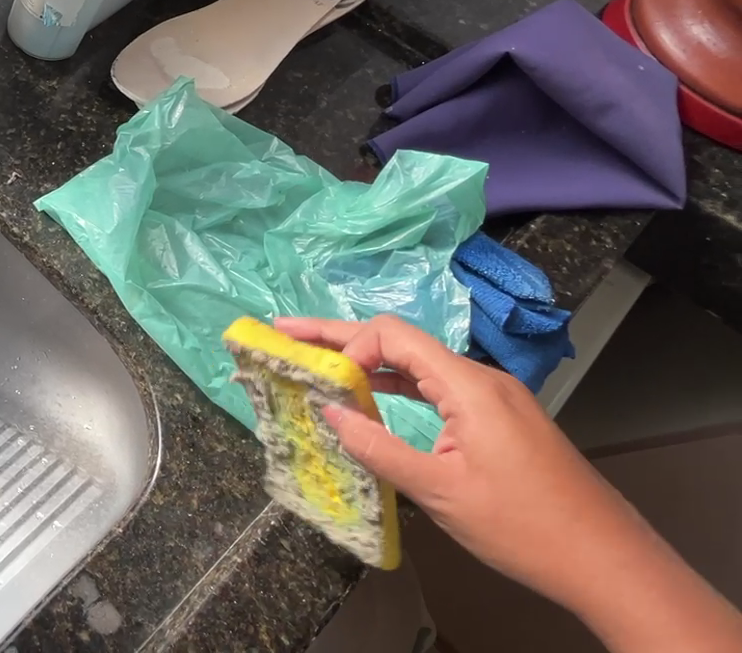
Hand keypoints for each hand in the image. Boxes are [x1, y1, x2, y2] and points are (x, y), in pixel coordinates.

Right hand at [274, 314, 741, 652]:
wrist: (617, 571)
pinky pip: (434, 384)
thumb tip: (326, 410)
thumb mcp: (439, 491)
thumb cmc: (525, 529)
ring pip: (415, 362)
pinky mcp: (498, 419)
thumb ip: (375, 446)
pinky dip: (393, 382)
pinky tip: (366, 392)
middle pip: (399, 341)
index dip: (348, 346)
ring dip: (364, 360)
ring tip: (313, 358)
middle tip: (283, 330)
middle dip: (338, 336)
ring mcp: (493, 399)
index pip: (393, 336)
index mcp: (470, 387)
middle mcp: (481, 380)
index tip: (323, 379)